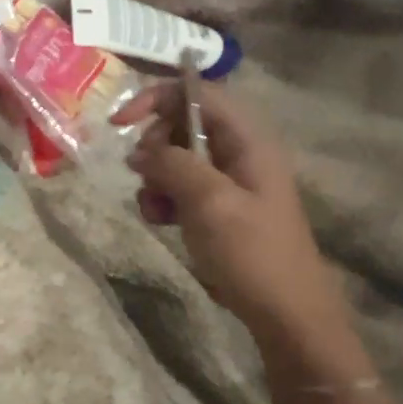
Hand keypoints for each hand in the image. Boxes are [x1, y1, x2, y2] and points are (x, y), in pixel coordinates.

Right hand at [111, 81, 341, 340]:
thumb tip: (139, 151)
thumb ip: (172, 165)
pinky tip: (161, 220)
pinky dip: (159, 197)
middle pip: (180, 123)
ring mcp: (227, 180)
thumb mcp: (209, 202)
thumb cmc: (252, 252)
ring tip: (156, 207)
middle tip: (143, 173)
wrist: (283, 309)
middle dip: (151, 144)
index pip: (200, 94)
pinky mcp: (215, 204)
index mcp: (249, 144)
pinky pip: (175, 184)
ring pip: (172, 156)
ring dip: (152, 177)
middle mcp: (239, 154)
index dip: (157, 98)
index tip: (119, 123)